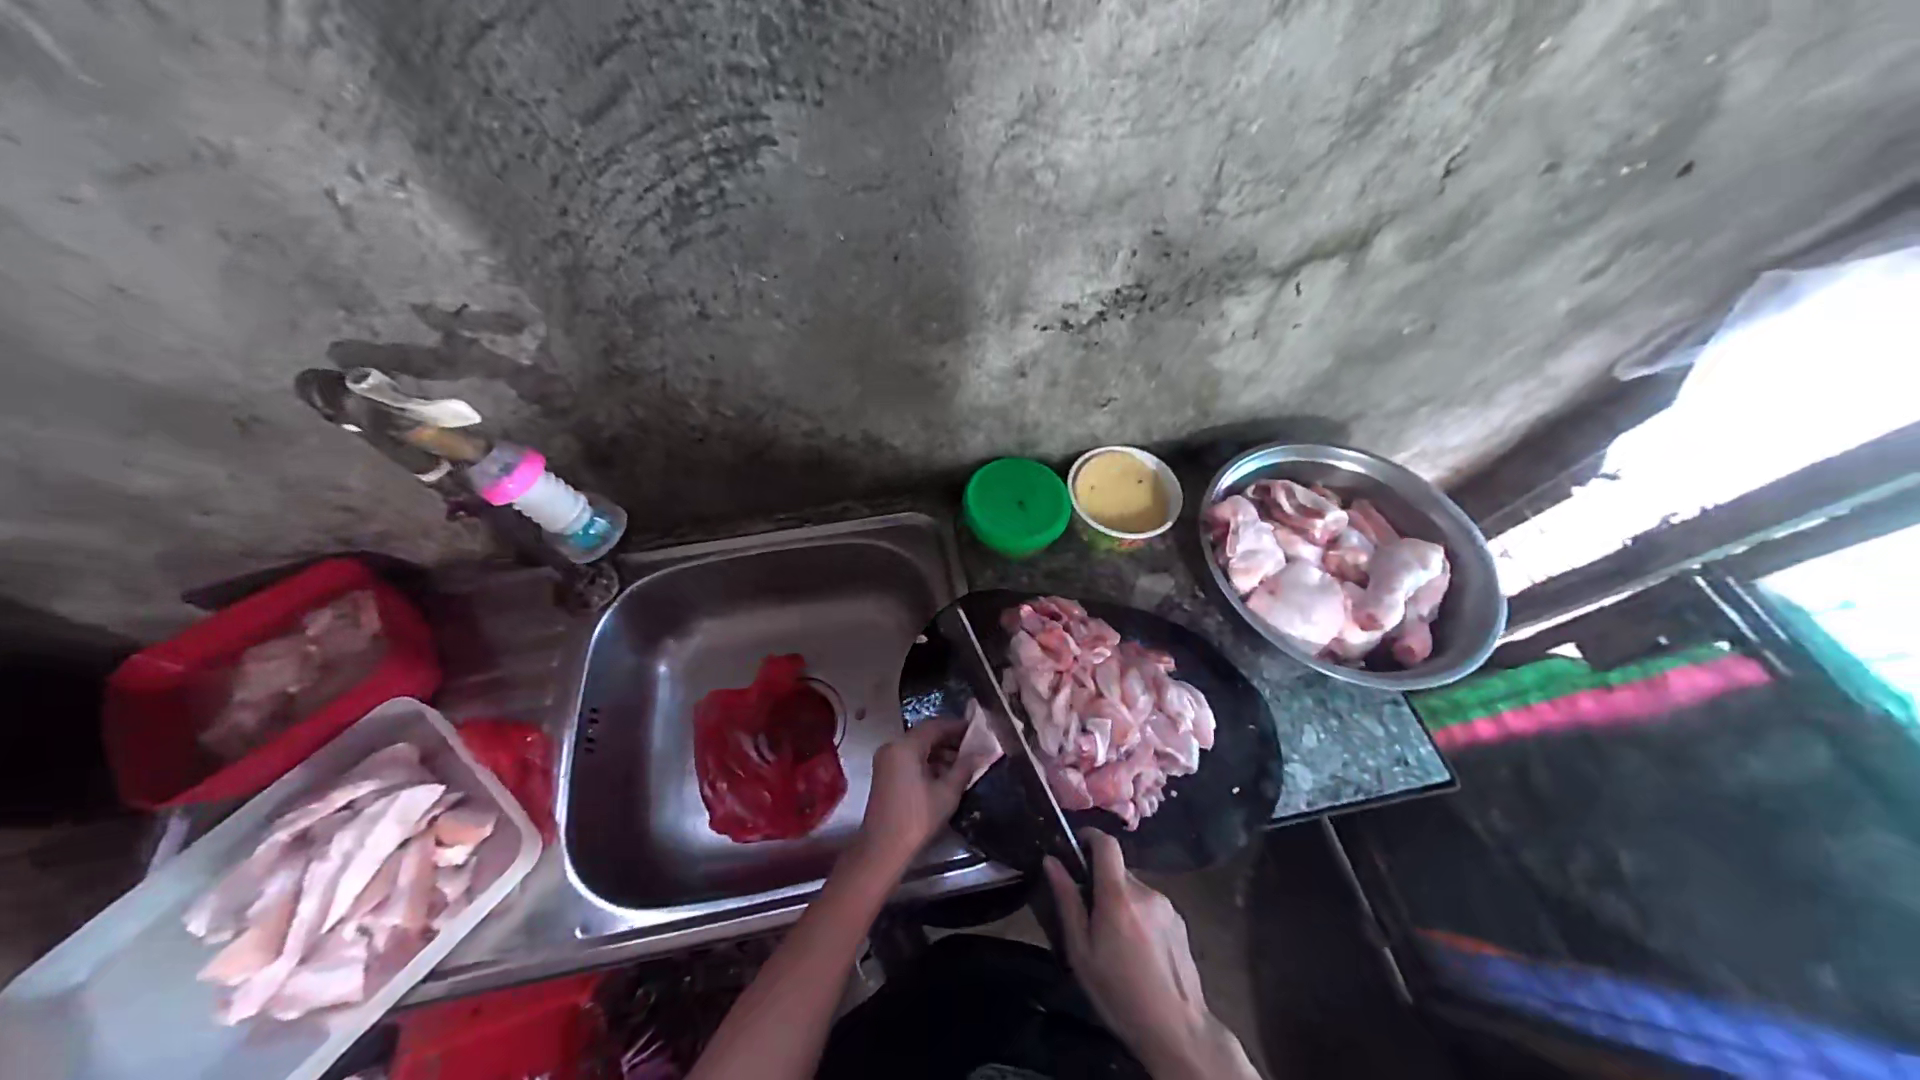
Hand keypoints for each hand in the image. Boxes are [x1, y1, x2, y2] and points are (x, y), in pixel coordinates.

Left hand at [851, 717, 969, 869]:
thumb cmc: (917, 818)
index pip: (935, 726)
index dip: (957, 727)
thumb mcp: (947, 792)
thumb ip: (965, 767)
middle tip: (974, 747)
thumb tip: (982, 752)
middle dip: (950, 740)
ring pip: (917, 748)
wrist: (884, 848)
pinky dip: (927, 762)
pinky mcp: (885, 774)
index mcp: (905, 746)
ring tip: (964, 763)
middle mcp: (892, 747)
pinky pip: (909, 759)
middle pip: (925, 735)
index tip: (977, 730)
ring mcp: (886, 761)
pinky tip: (946, 774)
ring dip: (939, 752)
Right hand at [1044, 830, 1259, 1079]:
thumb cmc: (1119, 993)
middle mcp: (1146, 891)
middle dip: (1101, 883)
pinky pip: (1151, 906)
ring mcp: (1167, 906)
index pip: (1107, 843)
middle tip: (1089, 915)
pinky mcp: (1180, 923)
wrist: (1177, 1031)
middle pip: (1118, 870)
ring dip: (1121, 902)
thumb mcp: (1081, 952)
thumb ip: (1067, 901)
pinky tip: (1137, 951)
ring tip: (1114, 940)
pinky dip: (1139, 916)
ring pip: (1135, 890)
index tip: (1075, 847)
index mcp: (1119, 895)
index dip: (1090, 837)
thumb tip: (1051, 861)